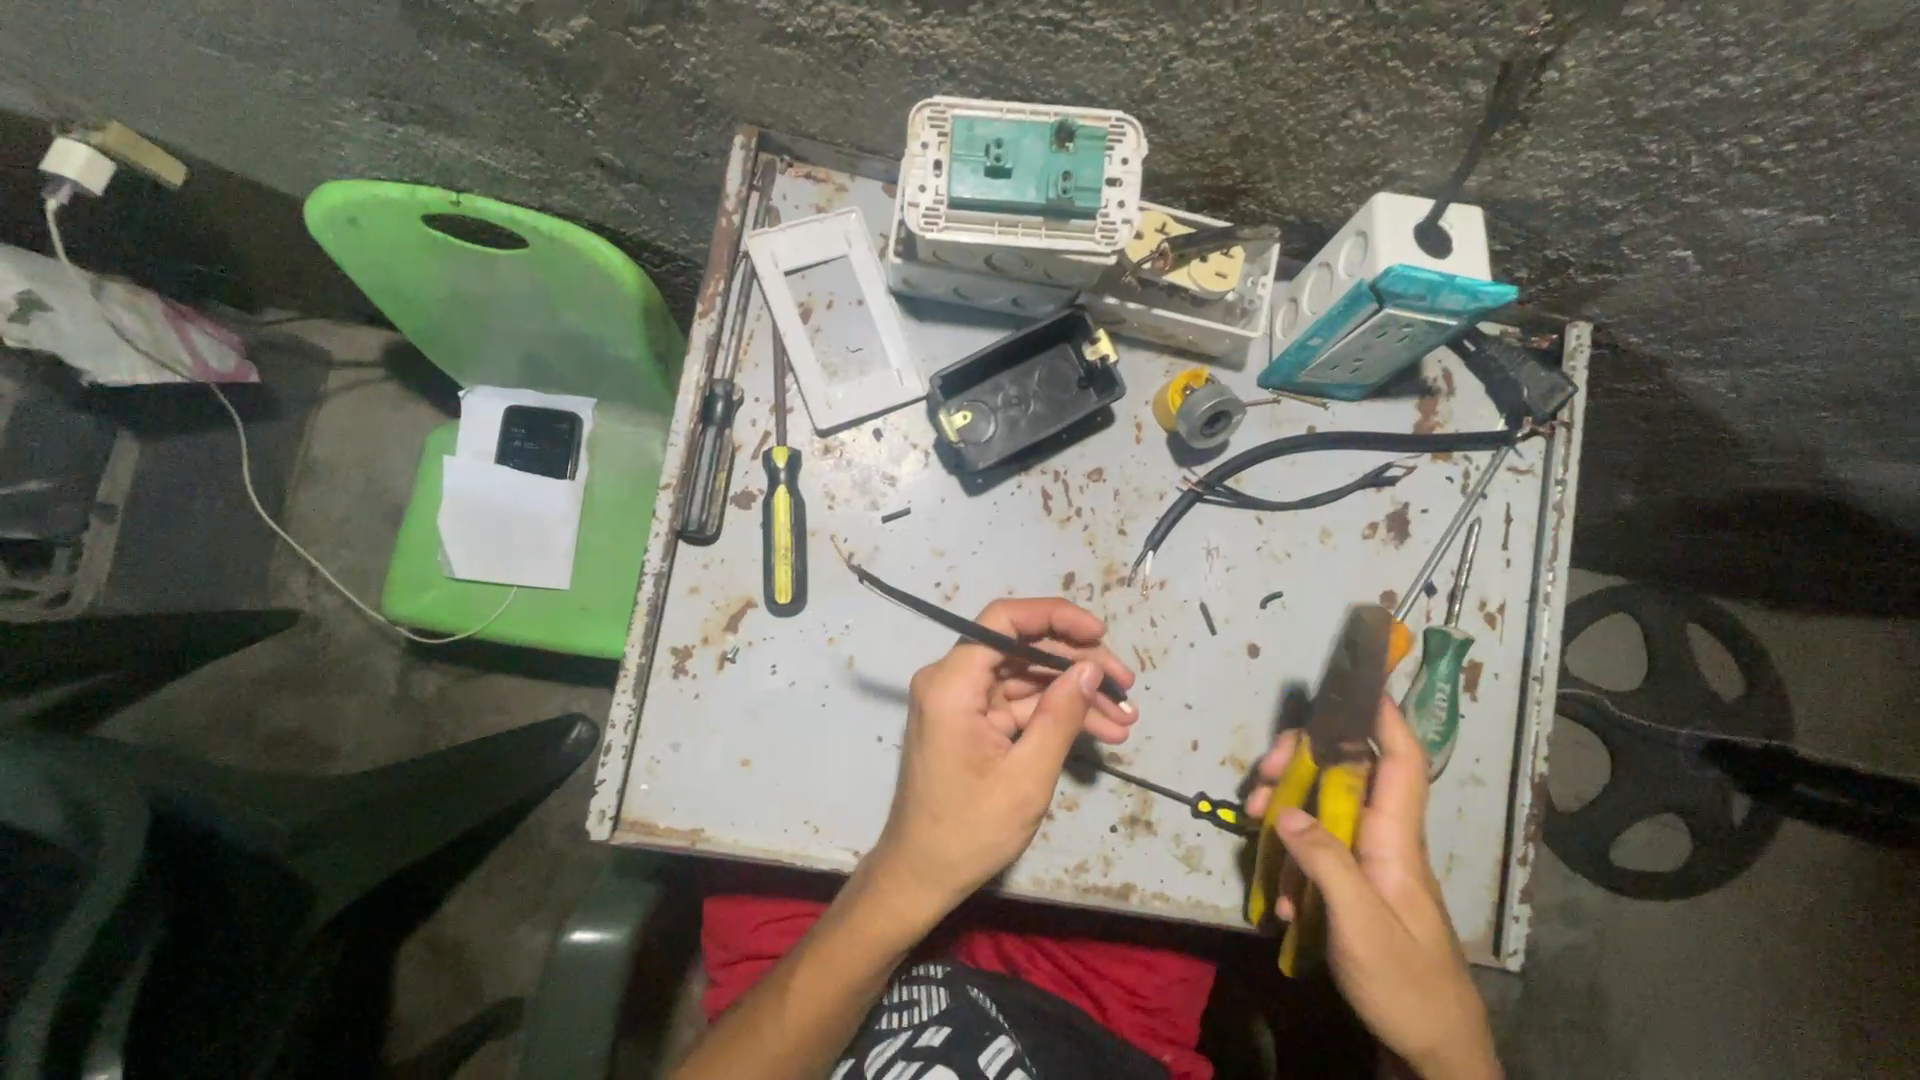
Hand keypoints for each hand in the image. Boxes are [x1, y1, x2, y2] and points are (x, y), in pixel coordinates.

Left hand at [864, 598, 1136, 922]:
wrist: (922, 875)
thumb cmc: (969, 830)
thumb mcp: (1027, 776)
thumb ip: (1061, 715)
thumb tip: (1092, 669)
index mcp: (952, 684)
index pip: (1003, 620)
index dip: (1054, 617)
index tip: (1099, 634)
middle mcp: (951, 681)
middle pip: (1021, 648)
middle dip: (1078, 664)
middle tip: (1127, 687)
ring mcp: (961, 702)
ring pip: (1027, 677)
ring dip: (1075, 695)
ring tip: (1125, 718)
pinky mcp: (972, 722)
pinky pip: (1019, 705)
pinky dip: (1057, 715)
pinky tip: (1100, 730)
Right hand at [1245, 699, 1500, 1079]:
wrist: (1437, 1049)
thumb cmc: (1406, 984)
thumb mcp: (1361, 925)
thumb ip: (1325, 862)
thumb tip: (1286, 811)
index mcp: (1398, 841)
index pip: (1402, 763)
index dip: (1385, 720)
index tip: (1359, 686)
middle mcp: (1387, 842)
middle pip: (1350, 777)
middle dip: (1302, 762)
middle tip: (1260, 778)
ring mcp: (1373, 865)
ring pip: (1328, 810)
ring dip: (1289, 808)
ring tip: (1255, 824)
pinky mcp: (1359, 888)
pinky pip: (1323, 850)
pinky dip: (1294, 855)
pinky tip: (1281, 892)